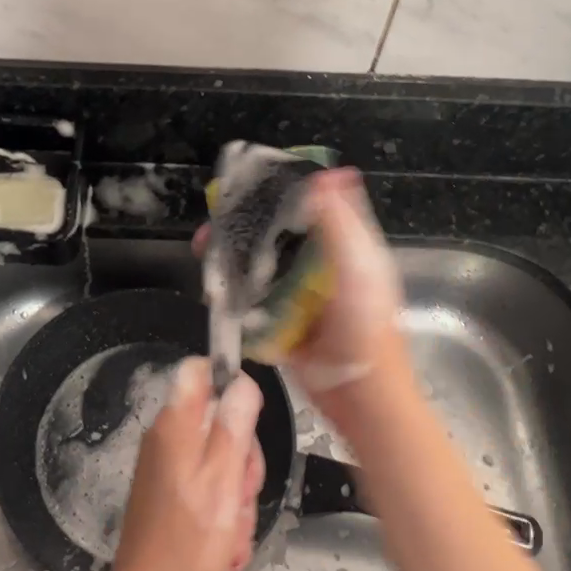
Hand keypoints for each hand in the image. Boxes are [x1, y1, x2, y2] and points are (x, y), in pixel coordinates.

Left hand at [104, 358, 263, 570]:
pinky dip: (222, 509)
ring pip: (220, 457)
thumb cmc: (188, 543)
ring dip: (236, 492)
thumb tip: (242, 381)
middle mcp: (167, 436)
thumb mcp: (223, 481)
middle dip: (242, 457)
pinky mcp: (169, 489)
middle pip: (219, 419)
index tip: (247, 420)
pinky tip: (224, 539)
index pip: (201, 371)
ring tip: (232, 528)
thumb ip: (234, 426)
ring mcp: (166, 463)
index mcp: (176, 425)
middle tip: (242, 493)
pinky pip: (208, 484)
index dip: (230, 385)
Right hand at [194, 168, 410, 415]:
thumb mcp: (358, 267)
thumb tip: (331, 173)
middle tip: (211, 228)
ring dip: (229, 260)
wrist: (360, 397)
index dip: (274, 194)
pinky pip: (251, 303)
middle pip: (271, 237)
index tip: (242, 188)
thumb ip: (342, 223)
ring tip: (203, 255)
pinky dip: (231, 295)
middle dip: (239, 229)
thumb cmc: (366, 328)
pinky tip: (213, 291)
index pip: (304, 208)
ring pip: (256, 267)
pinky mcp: (279, 324)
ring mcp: (296, 296)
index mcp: (340, 247)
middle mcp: (316, 267)